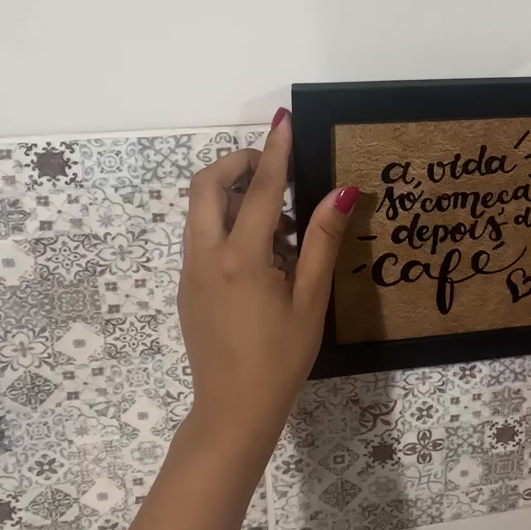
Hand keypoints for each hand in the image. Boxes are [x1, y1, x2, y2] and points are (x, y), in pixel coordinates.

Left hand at [180, 111, 358, 438]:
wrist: (233, 410)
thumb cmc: (281, 356)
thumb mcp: (311, 297)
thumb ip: (321, 239)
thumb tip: (342, 192)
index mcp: (240, 258)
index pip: (258, 189)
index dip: (275, 151)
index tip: (284, 119)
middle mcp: (206, 256)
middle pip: (206, 187)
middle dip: (237, 164)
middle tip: (274, 170)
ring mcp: (191, 271)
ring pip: (200, 210)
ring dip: (233, 195)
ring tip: (281, 221)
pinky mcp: (188, 286)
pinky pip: (203, 236)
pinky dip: (227, 222)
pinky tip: (266, 252)